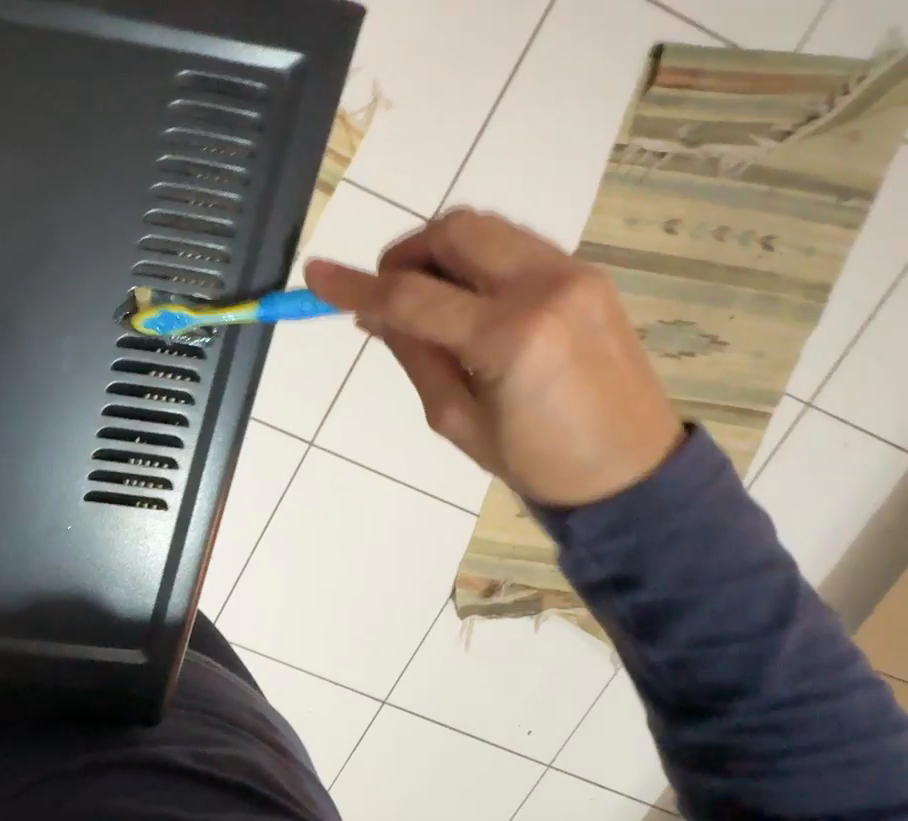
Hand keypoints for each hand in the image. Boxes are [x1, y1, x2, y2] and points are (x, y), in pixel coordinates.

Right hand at [304, 209, 683, 507]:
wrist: (629, 467)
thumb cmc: (532, 458)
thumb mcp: (453, 415)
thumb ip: (413, 353)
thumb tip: (373, 312)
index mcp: (510, 337)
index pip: (411, 296)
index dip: (354, 285)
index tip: (315, 274)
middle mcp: (546, 288)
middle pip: (455, 231)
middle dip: (405, 255)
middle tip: (385, 295)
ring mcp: (575, 274)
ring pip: (487, 229)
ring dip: (439, 253)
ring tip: (424, 301)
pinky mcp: (587, 274)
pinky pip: (514, 245)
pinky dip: (474, 261)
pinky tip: (462, 302)